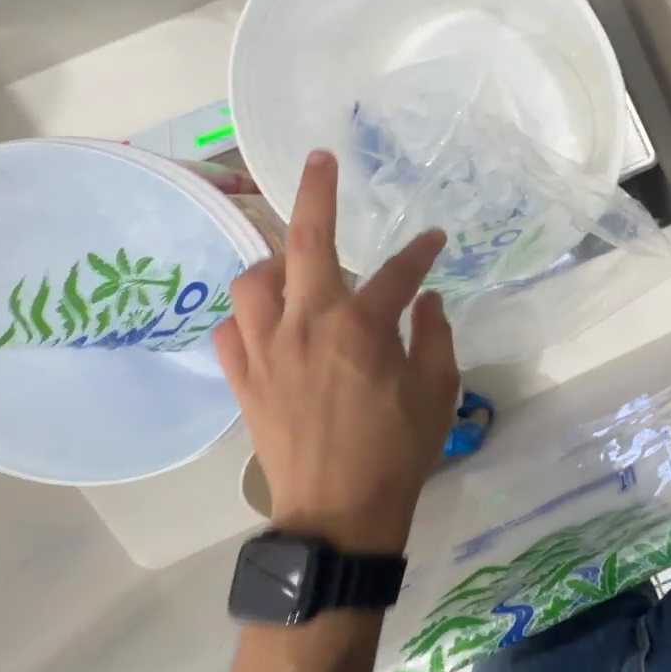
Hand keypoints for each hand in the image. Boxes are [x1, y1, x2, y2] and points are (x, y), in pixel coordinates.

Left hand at [215, 150, 459, 555]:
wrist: (340, 510)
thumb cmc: (400, 451)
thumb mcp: (439, 391)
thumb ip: (434, 337)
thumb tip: (425, 300)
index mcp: (361, 327)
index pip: (396, 272)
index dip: (420, 252)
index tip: (435, 240)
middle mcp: (307, 324)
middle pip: (309, 243)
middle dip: (318, 194)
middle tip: (322, 161)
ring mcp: (266, 350)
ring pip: (254, 281)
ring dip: (277, 263)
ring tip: (299, 268)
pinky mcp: (243, 379)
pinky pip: (231, 328)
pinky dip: (248, 314)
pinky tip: (268, 320)